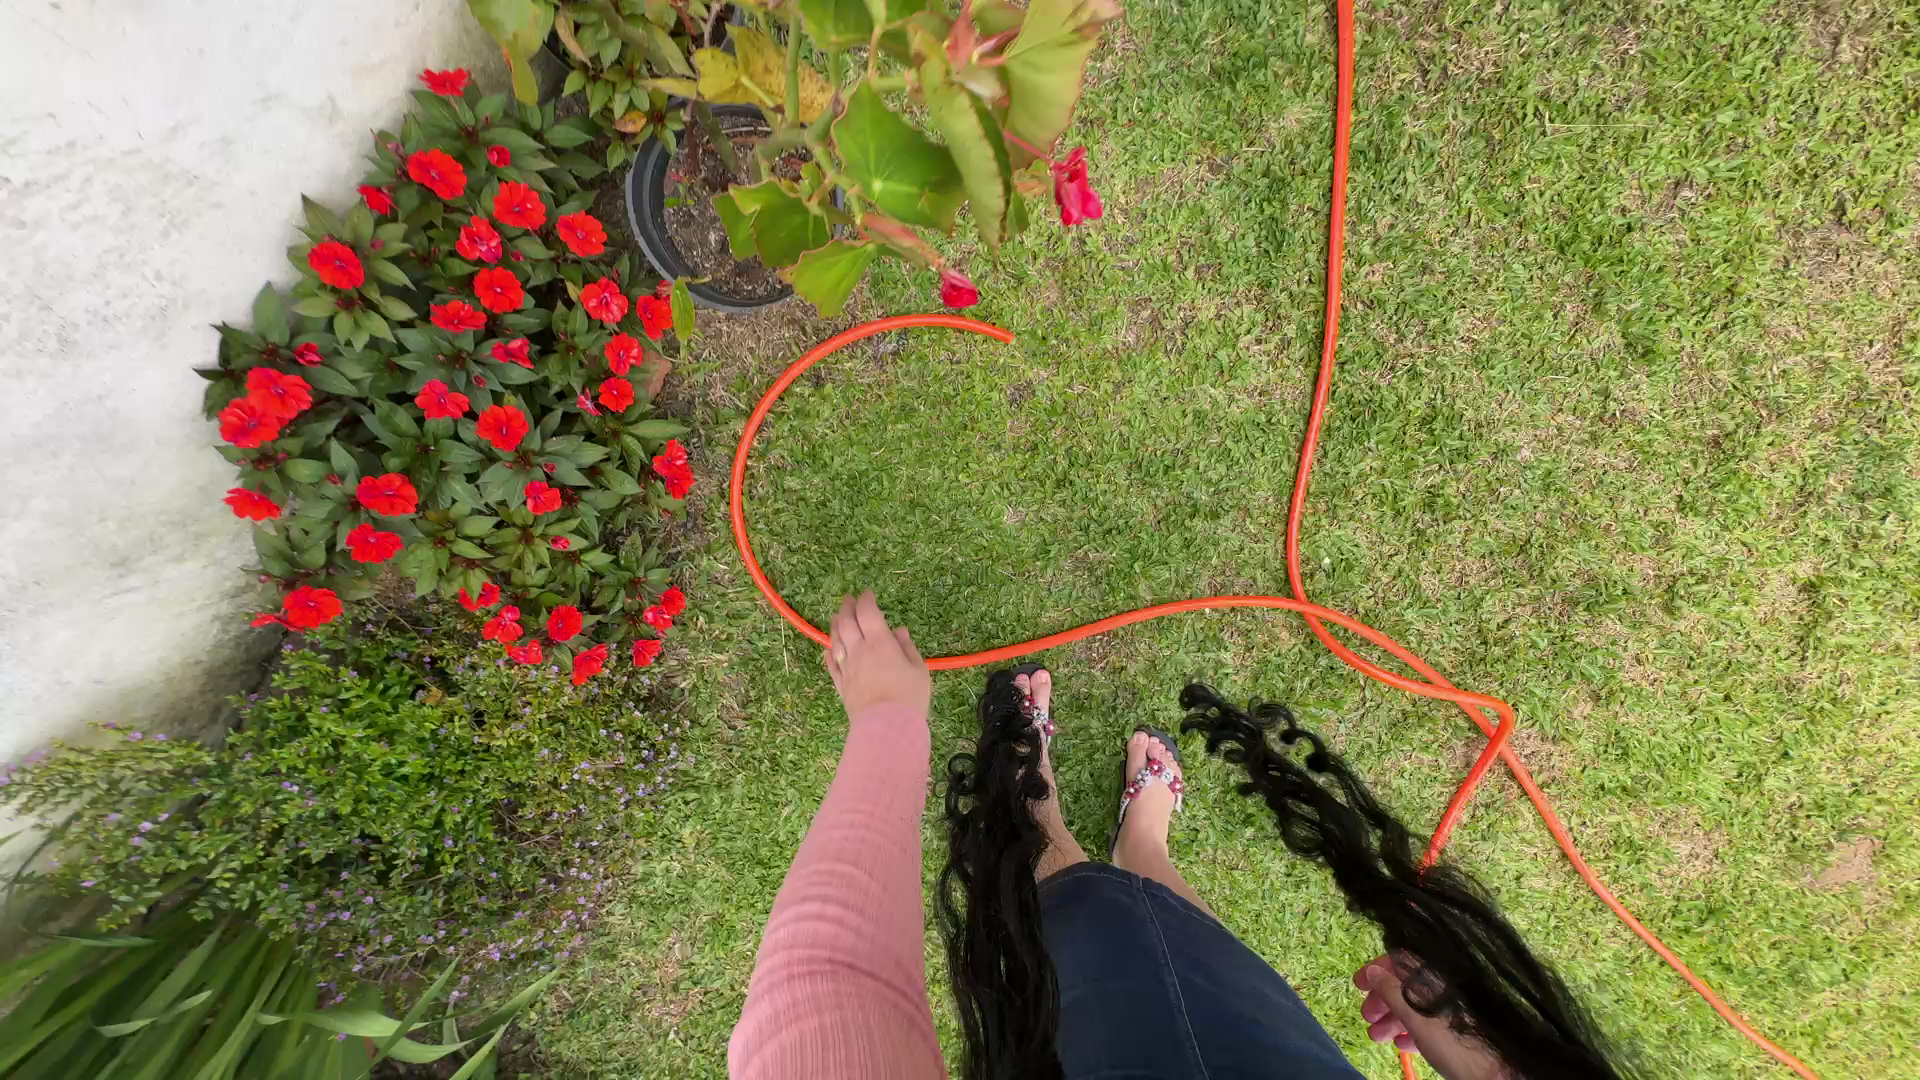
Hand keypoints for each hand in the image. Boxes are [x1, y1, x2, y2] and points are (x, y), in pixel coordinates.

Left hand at [825, 590, 930, 720]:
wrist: (887, 728)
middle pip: (847, 623)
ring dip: (836, 626)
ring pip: (836, 641)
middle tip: (849, 599)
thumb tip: (898, 632)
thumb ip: (907, 648)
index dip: (866, 600)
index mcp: (880, 643)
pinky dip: (829, 653)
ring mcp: (847, 668)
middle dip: (847, 608)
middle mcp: (859, 651)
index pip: (868, 613)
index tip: (868, 593)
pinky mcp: (841, 686)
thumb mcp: (919, 669)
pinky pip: (831, 665)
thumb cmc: (909, 697)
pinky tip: (829, 649)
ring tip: (837, 617)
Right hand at [1354, 954, 1505, 1079]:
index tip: (1358, 985)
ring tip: (1376, 1036)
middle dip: (1381, 1000)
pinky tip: (1400, 1045)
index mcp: (1433, 979)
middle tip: (1366, 1016)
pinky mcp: (1454, 1034)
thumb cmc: (1454, 1044)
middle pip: (1403, 986)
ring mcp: (1447, 1013)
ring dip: (1391, 1020)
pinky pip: (1426, 1026)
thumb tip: (1372, 970)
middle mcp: (1440, 991)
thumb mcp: (1416, 1016)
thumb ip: (1391, 991)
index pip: (1399, 962)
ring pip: (1412, 1008)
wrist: (1496, 1078)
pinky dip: (1409, 1032)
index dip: (1376, 970)